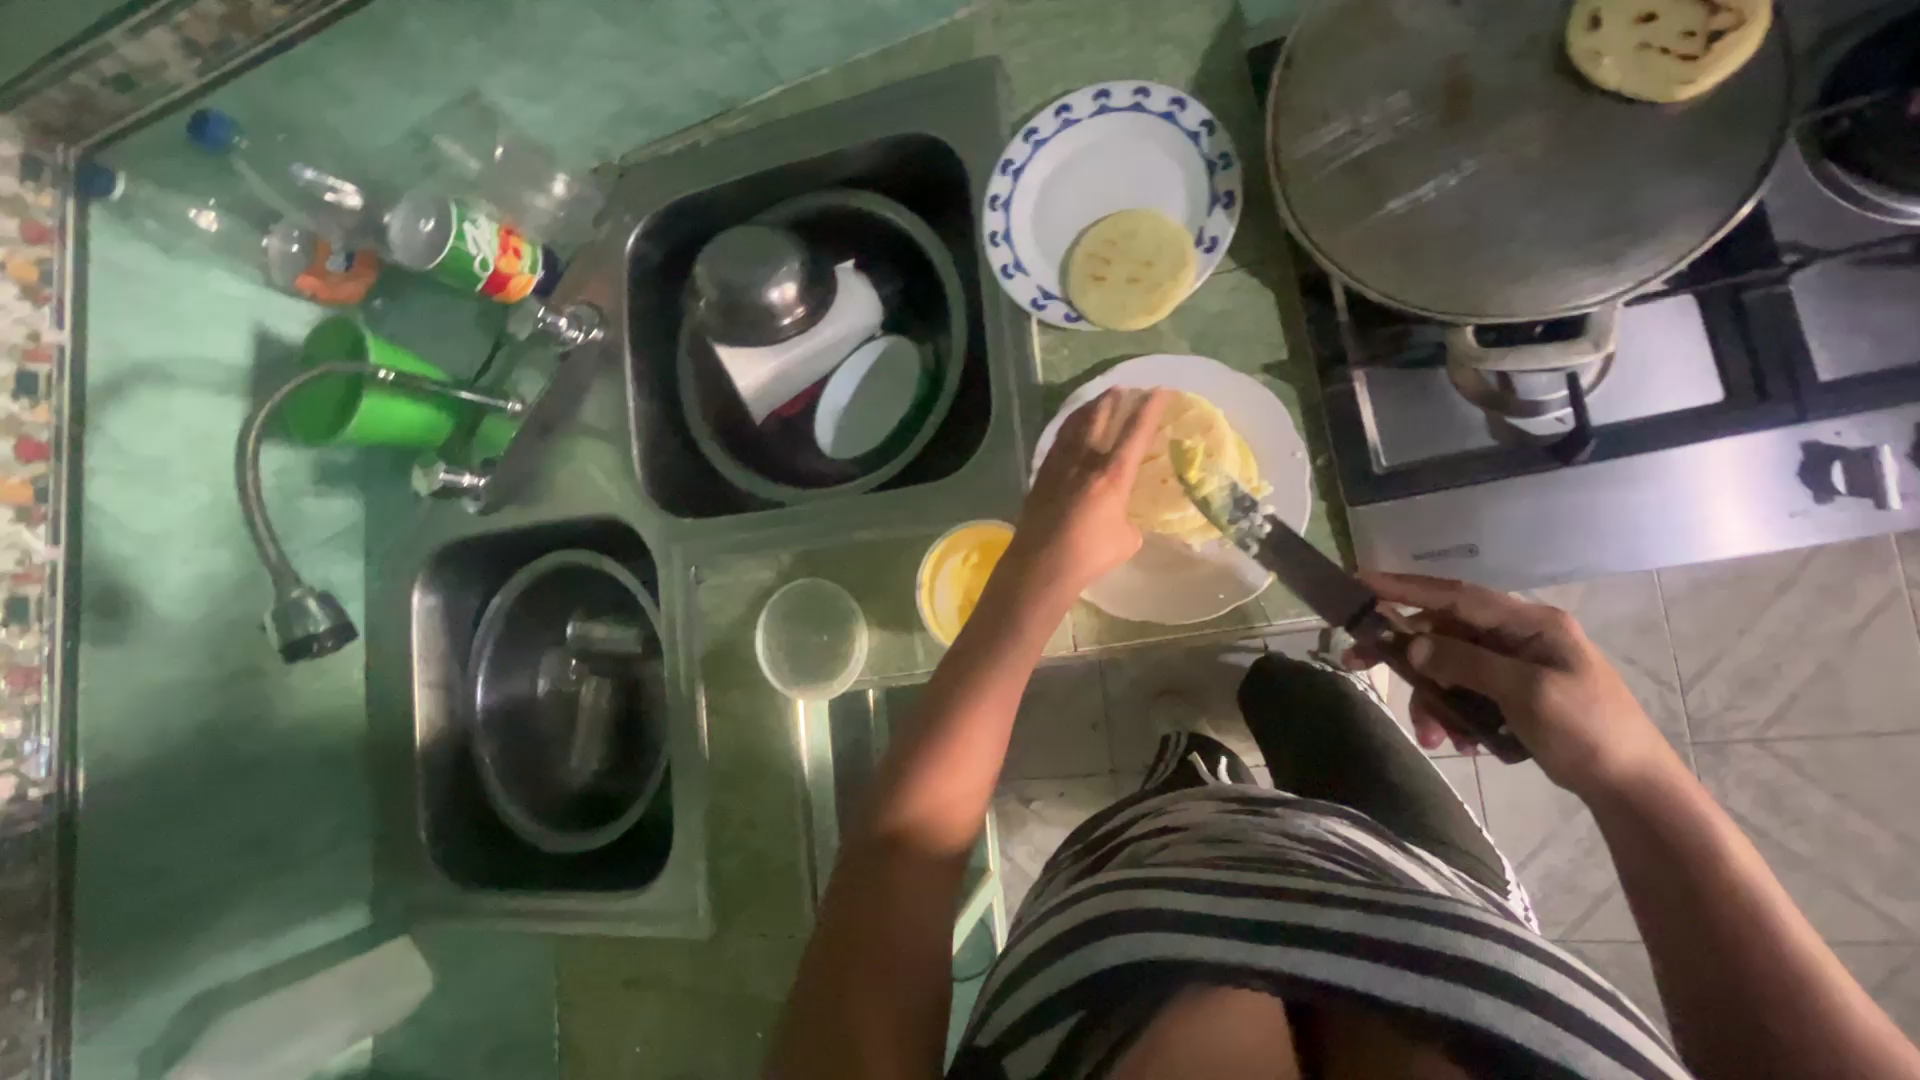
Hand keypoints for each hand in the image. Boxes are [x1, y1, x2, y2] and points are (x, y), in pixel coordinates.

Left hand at [1006, 388, 1168, 595]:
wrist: (1041, 564)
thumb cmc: (1089, 555)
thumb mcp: (1126, 540)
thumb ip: (1128, 522)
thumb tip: (1121, 519)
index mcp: (1113, 475)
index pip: (1136, 432)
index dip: (1150, 409)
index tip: (1160, 391)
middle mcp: (1086, 461)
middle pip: (1100, 418)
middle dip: (1115, 400)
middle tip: (1125, 389)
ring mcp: (1060, 465)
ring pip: (1075, 425)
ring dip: (1090, 408)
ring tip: (1099, 398)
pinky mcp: (1041, 475)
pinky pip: (1058, 441)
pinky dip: (1068, 427)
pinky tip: (1070, 427)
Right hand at [1348, 572, 1683, 798]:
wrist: (1631, 787)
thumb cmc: (1588, 731)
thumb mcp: (1527, 694)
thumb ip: (1467, 664)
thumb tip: (1412, 646)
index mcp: (1529, 623)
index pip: (1456, 595)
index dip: (1405, 587)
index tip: (1361, 583)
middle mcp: (1517, 635)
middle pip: (1442, 632)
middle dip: (1405, 656)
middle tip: (1356, 662)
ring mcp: (1513, 664)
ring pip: (1446, 667)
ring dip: (1431, 699)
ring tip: (1433, 736)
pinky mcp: (1509, 692)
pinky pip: (1462, 692)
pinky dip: (1451, 714)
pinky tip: (1457, 742)